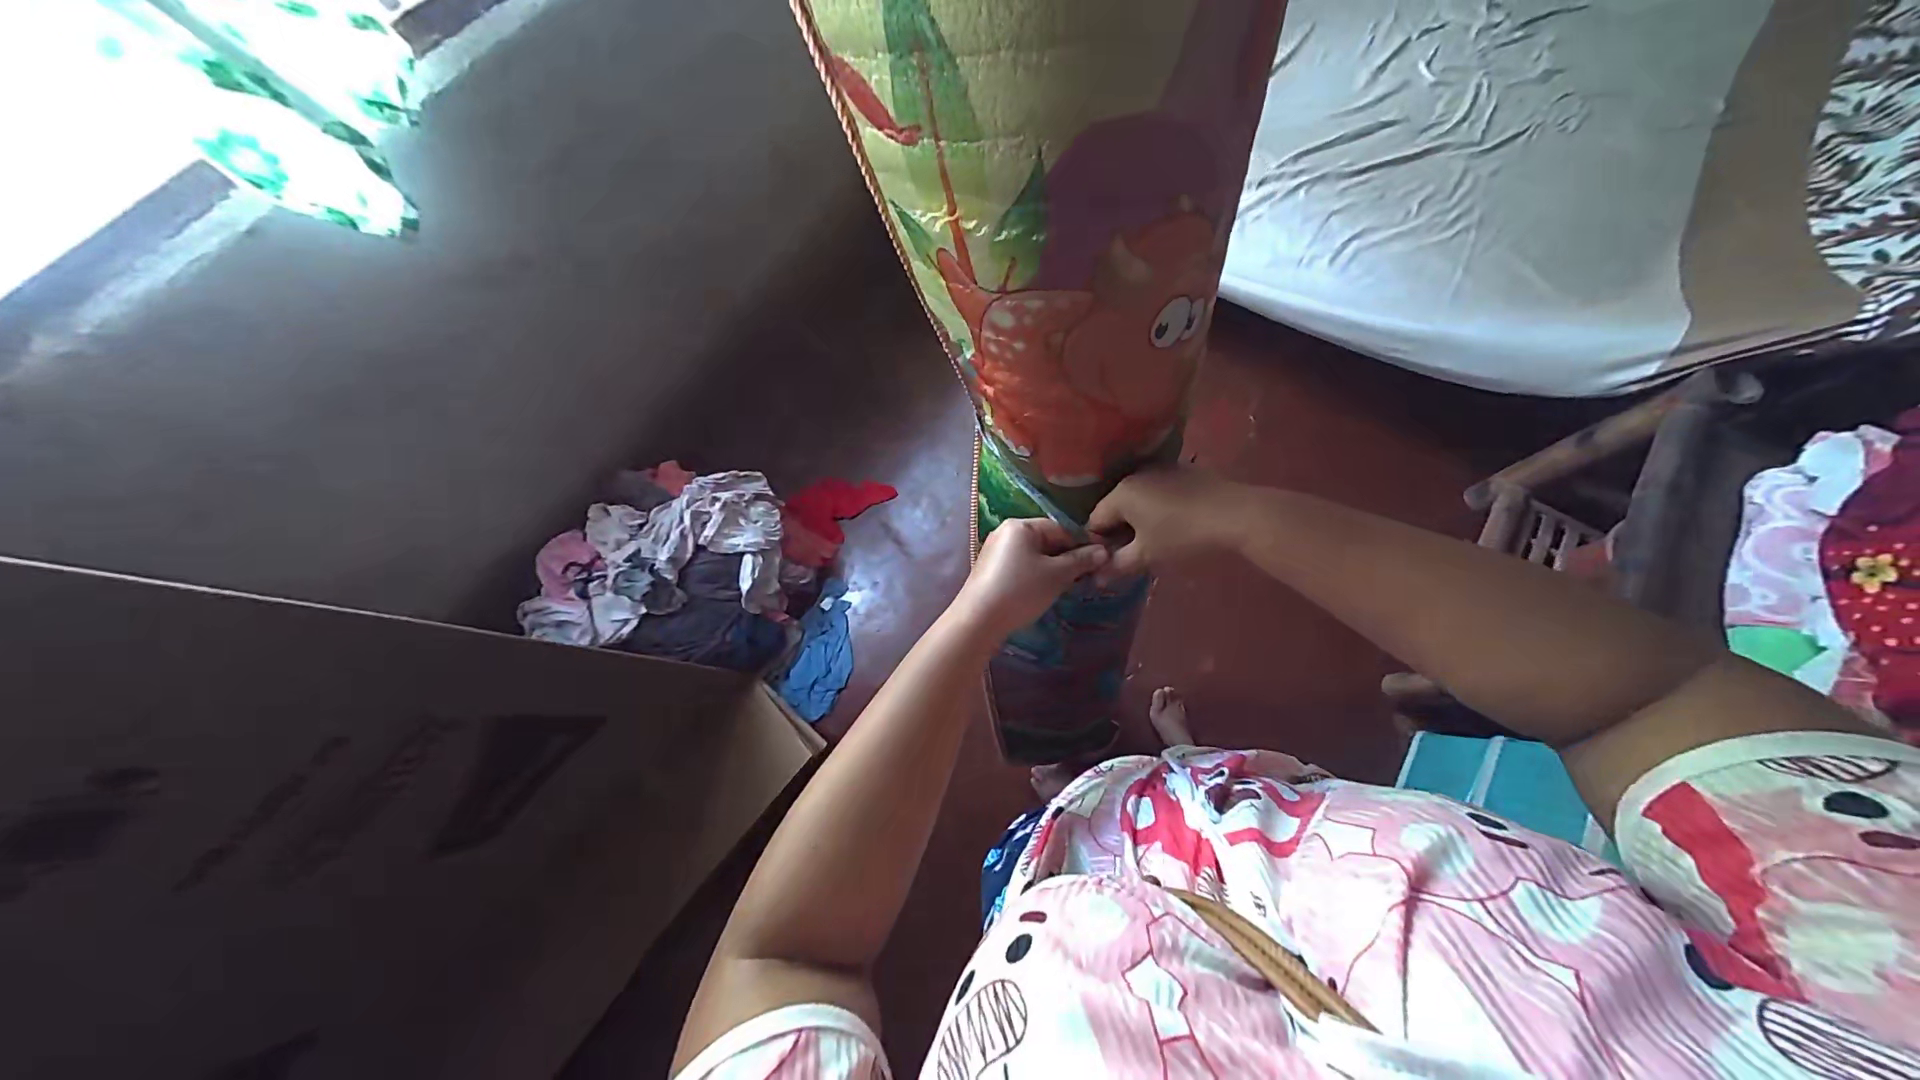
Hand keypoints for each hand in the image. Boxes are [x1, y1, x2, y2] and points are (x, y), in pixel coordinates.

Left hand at [952, 518, 1108, 639]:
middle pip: (1047, 540)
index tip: (1099, 562)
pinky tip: (1043, 591)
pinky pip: (1021, 565)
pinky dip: (1036, 575)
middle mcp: (1005, 532)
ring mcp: (995, 551)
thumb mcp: (1057, 575)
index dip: (1082, 544)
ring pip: (1034, 555)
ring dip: (1053, 569)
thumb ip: (1081, 560)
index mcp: (1020, 525)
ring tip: (1067, 586)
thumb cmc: (1020, 590)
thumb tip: (1103, 551)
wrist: (978, 620)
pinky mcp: (990, 570)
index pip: (1060, 529)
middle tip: (1085, 577)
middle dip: (1067, 558)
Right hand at [1088, 467, 1251, 579]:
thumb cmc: (1183, 536)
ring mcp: (1162, 469)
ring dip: (1141, 517)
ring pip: (1140, 498)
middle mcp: (1136, 475)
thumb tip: (1097, 576)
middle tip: (1136, 553)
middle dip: (1121, 530)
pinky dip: (1161, 506)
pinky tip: (1178, 522)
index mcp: (1121, 493)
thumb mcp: (1148, 556)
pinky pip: (1161, 490)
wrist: (1238, 515)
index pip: (1095, 520)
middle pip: (1117, 506)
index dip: (1100, 543)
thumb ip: (1118, 565)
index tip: (1113, 560)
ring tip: (1158, 539)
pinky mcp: (1186, 470)